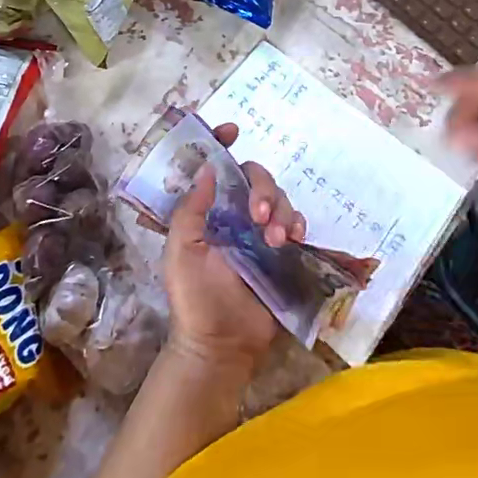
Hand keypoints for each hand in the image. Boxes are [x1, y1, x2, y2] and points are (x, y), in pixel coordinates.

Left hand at [160, 123, 305, 369]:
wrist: (221, 346)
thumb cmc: (194, 298)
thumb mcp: (181, 251)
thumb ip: (191, 209)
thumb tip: (209, 167)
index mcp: (207, 212)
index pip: (216, 168)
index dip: (222, 144)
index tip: (234, 130)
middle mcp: (234, 215)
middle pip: (255, 178)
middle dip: (262, 189)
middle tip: (260, 215)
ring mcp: (259, 234)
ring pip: (279, 198)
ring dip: (281, 209)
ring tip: (275, 239)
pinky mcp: (281, 253)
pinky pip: (294, 224)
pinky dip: (296, 223)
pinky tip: (293, 237)